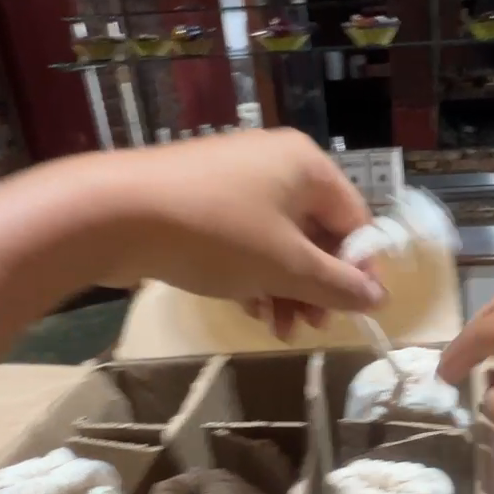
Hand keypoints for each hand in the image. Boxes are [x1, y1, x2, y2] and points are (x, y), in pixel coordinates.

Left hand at [53, 130, 384, 336]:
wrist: (114, 214)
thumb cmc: (218, 234)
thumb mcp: (287, 267)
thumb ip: (339, 286)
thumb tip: (380, 299)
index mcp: (307, 166)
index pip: (355, 221)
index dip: (360, 270)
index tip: (355, 312)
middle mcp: (276, 164)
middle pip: (317, 234)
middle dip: (316, 286)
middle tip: (311, 326)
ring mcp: (236, 179)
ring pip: (280, 242)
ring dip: (286, 289)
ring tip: (278, 329)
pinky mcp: (203, 199)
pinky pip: (246, 240)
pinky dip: (255, 275)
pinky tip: (249, 309)